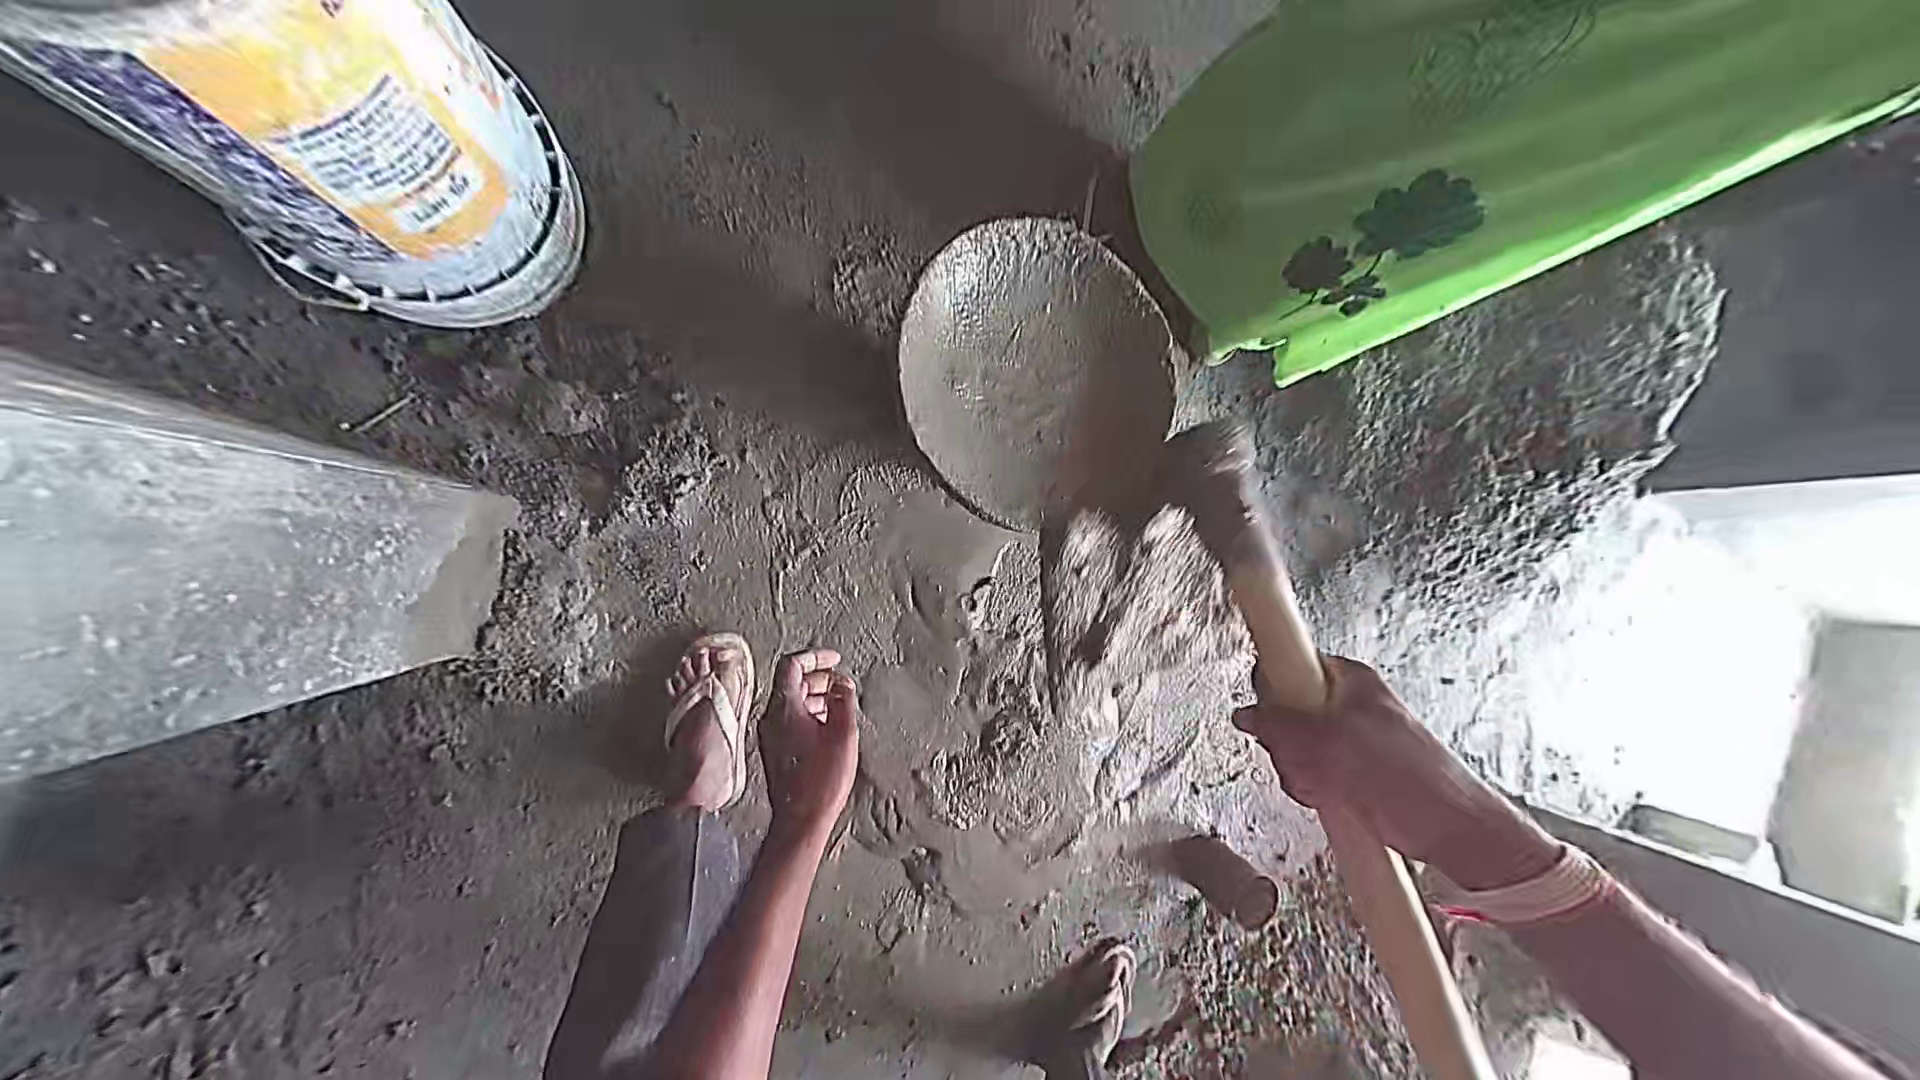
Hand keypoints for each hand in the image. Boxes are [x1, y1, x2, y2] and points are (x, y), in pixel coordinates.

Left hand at [760, 648, 860, 846]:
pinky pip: (790, 719)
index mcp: (784, 708)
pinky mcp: (774, 750)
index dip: (815, 656)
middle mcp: (771, 718)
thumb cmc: (821, 780)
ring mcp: (770, 735)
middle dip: (819, 677)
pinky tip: (829, 725)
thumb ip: (843, 700)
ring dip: (816, 695)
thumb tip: (842, 683)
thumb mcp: (843, 732)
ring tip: (840, 703)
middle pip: (791, 682)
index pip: (792, 665)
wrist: (800, 820)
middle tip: (842, 682)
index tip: (835, 659)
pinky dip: (810, 712)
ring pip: (792, 701)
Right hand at [1232, 655, 1558, 888]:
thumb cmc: (1415, 779)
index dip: (1272, 690)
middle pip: (1281, 711)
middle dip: (1286, 743)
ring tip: (1327, 783)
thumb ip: (1280, 724)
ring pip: (1291, 745)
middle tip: (1308, 758)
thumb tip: (1245, 714)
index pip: (1286, 665)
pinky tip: (1331, 797)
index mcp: (1348, 679)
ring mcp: (1344, 738)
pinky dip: (1312, 786)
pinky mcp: (1345, 769)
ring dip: (1299, 770)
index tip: (1272, 712)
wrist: (1457, 834)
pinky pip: (1306, 770)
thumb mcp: (1332, 742)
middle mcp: (1344, 703)